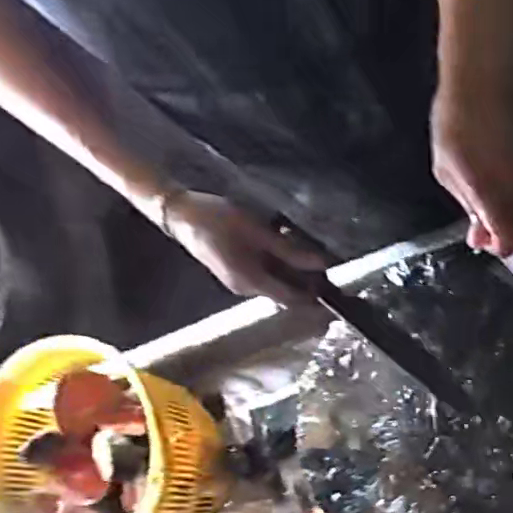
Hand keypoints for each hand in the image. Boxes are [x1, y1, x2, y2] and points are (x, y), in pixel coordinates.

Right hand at [159, 191, 334, 306]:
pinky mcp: (237, 275)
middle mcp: (246, 289)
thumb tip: (322, 265)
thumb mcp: (257, 231)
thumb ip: (290, 251)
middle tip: (328, 272)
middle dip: (308, 285)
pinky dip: (281, 270)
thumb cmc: (216, 217)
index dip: (316, 300)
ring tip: (310, 259)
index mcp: (251, 281)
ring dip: (295, 276)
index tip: (336, 294)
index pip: (293, 300)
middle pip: (287, 295)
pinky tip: (287, 254)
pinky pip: (266, 278)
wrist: (176, 212)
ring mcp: (240, 284)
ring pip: (278, 286)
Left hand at [431, 84, 512, 256]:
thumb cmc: (456, 123)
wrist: (484, 81)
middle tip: (487, 221)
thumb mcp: (446, 170)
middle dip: (508, 234)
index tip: (481, 236)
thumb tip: (480, 237)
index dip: (496, 246)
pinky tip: (509, 189)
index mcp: (494, 198)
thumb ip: (468, 207)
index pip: (508, 243)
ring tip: (497, 204)